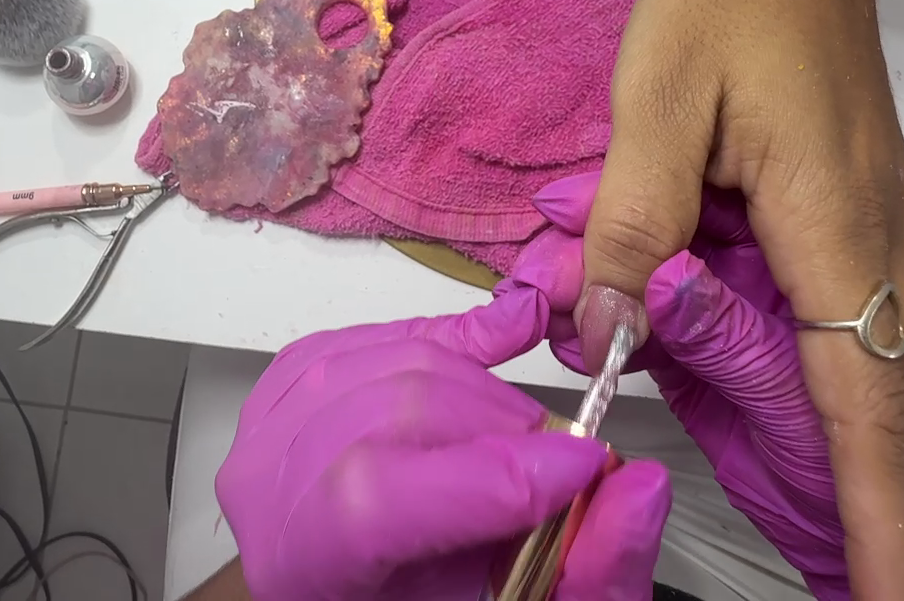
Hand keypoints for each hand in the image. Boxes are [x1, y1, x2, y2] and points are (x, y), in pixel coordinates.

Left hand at [215, 290, 672, 600]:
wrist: (332, 578)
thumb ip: (582, 572)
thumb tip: (637, 487)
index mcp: (297, 558)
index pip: (374, 497)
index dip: (488, 475)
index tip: (582, 464)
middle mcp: (266, 475)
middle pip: (395, 411)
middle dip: (502, 427)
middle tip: (562, 457)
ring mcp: (275, 407)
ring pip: (401, 356)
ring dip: (484, 387)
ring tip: (525, 429)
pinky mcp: (303, 362)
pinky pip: (393, 327)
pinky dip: (458, 334)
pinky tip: (504, 337)